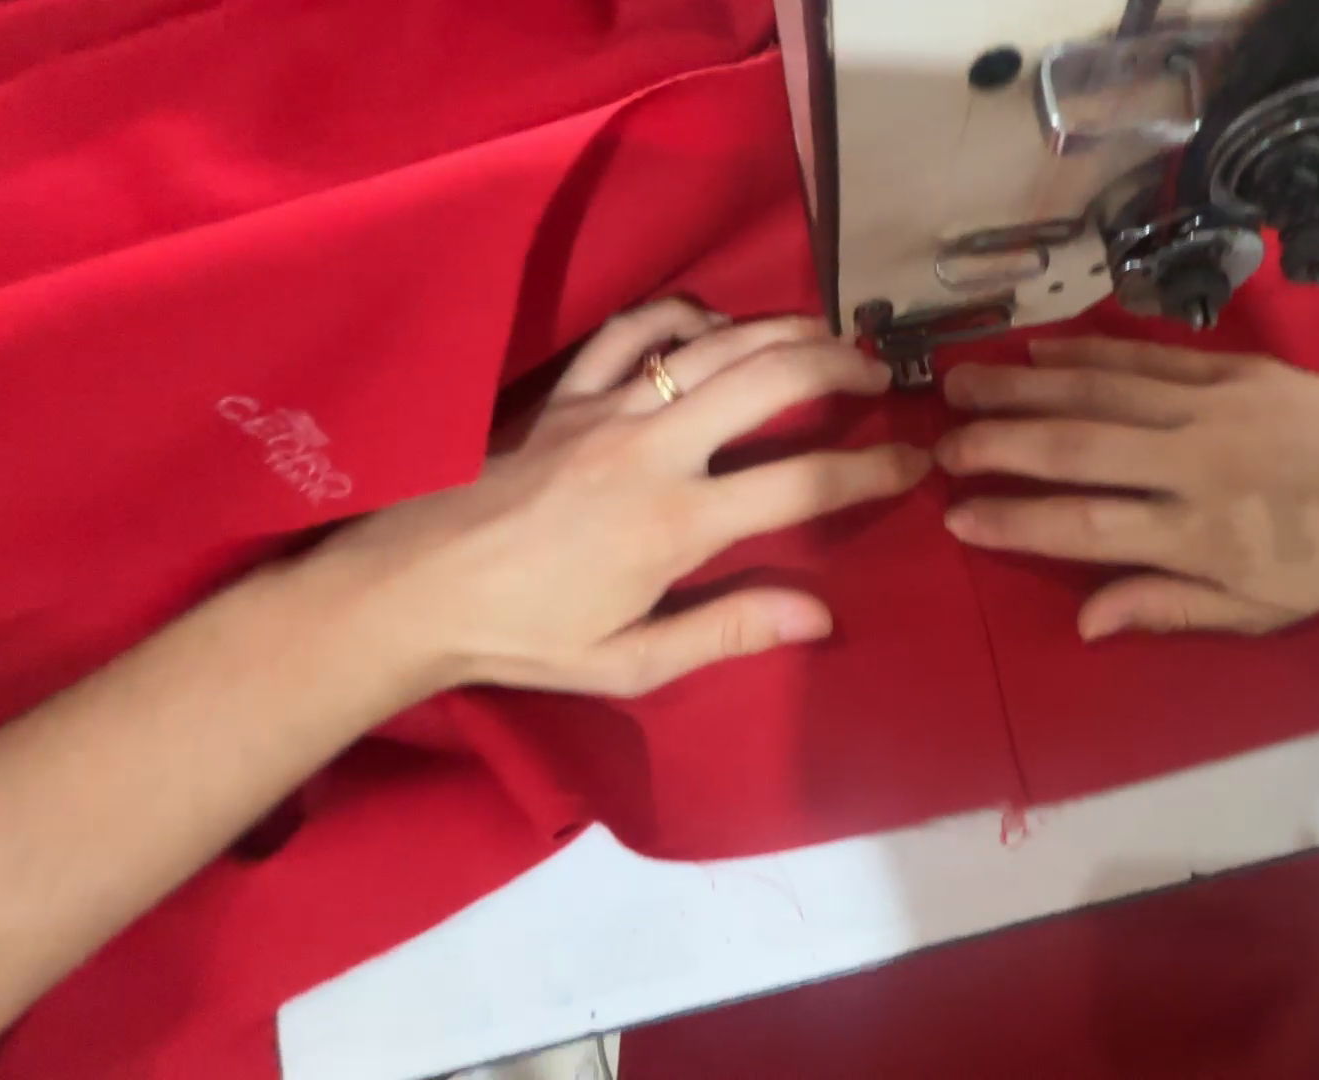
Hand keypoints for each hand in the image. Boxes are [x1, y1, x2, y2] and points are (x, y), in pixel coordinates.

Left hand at [307, 300, 928, 696]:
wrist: (406, 592)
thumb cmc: (526, 638)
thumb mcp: (632, 662)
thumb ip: (731, 632)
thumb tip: (822, 616)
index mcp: (675, 525)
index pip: (803, 484)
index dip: (872, 468)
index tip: (913, 459)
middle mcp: (652, 451)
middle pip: (768, 383)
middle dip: (839, 368)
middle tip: (879, 374)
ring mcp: (605, 411)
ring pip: (714, 346)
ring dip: (783, 333)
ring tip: (829, 337)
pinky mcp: (564, 393)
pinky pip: (632, 331)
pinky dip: (684, 318)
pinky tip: (716, 328)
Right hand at [937, 337, 1318, 638]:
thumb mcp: (1254, 611)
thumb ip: (1165, 609)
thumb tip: (1083, 623)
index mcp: (1199, 537)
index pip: (1085, 527)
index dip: (1016, 522)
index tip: (958, 518)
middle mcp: (1194, 466)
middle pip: (1078, 449)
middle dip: (998, 445)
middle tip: (938, 443)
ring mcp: (1213, 408)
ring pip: (1100, 392)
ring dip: (1023, 388)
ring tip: (962, 383)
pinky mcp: (1233, 369)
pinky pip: (1145, 357)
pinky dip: (1084, 353)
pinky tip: (1035, 351)